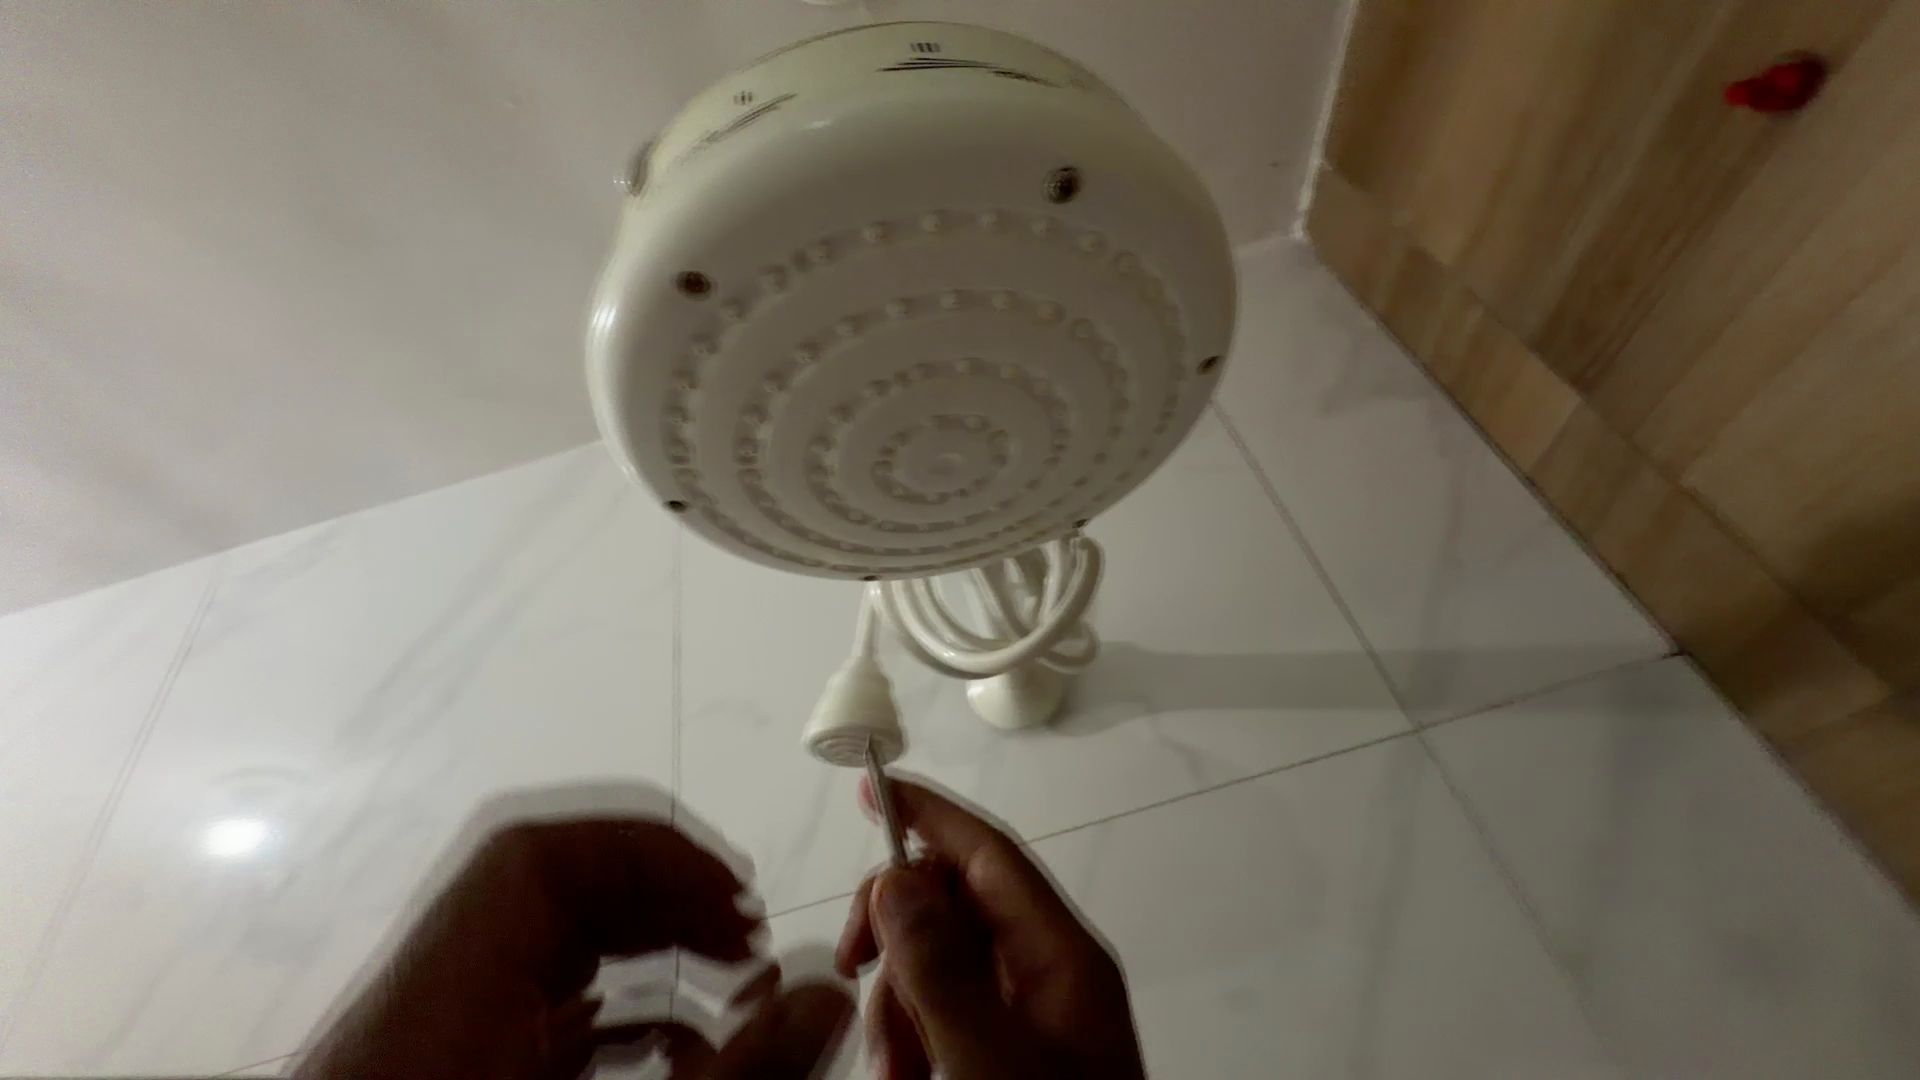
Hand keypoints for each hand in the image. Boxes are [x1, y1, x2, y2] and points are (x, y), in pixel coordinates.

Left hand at [293, 818, 851, 1079]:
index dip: (643, 850)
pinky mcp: (453, 1067)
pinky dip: (620, 1002)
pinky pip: (540, 1003)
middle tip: (743, 931)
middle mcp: (427, 1007)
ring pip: (549, 940)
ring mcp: (436, 1039)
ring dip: (648, 940)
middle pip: (551, 889)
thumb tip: (832, 999)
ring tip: (728, 970)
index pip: (528, 860)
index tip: (726, 893)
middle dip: (665, 893)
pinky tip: (678, 1043)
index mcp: (440, 1010)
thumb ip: (737, 1072)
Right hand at [836, 779, 1146, 1079]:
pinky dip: (912, 1037)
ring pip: (938, 962)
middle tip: (855, 965)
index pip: (988, 853)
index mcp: (1060, 956)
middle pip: (954, 904)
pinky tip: (909, 1076)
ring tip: (901, 1069)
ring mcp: (1024, 1015)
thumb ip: (940, 968)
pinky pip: (941, 1012)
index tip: (874, 788)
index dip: (931, 813)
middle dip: (898, 931)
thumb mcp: (989, 1062)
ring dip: (900, 1001)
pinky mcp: (1002, 1051)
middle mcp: (1044, 973)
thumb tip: (897, 877)